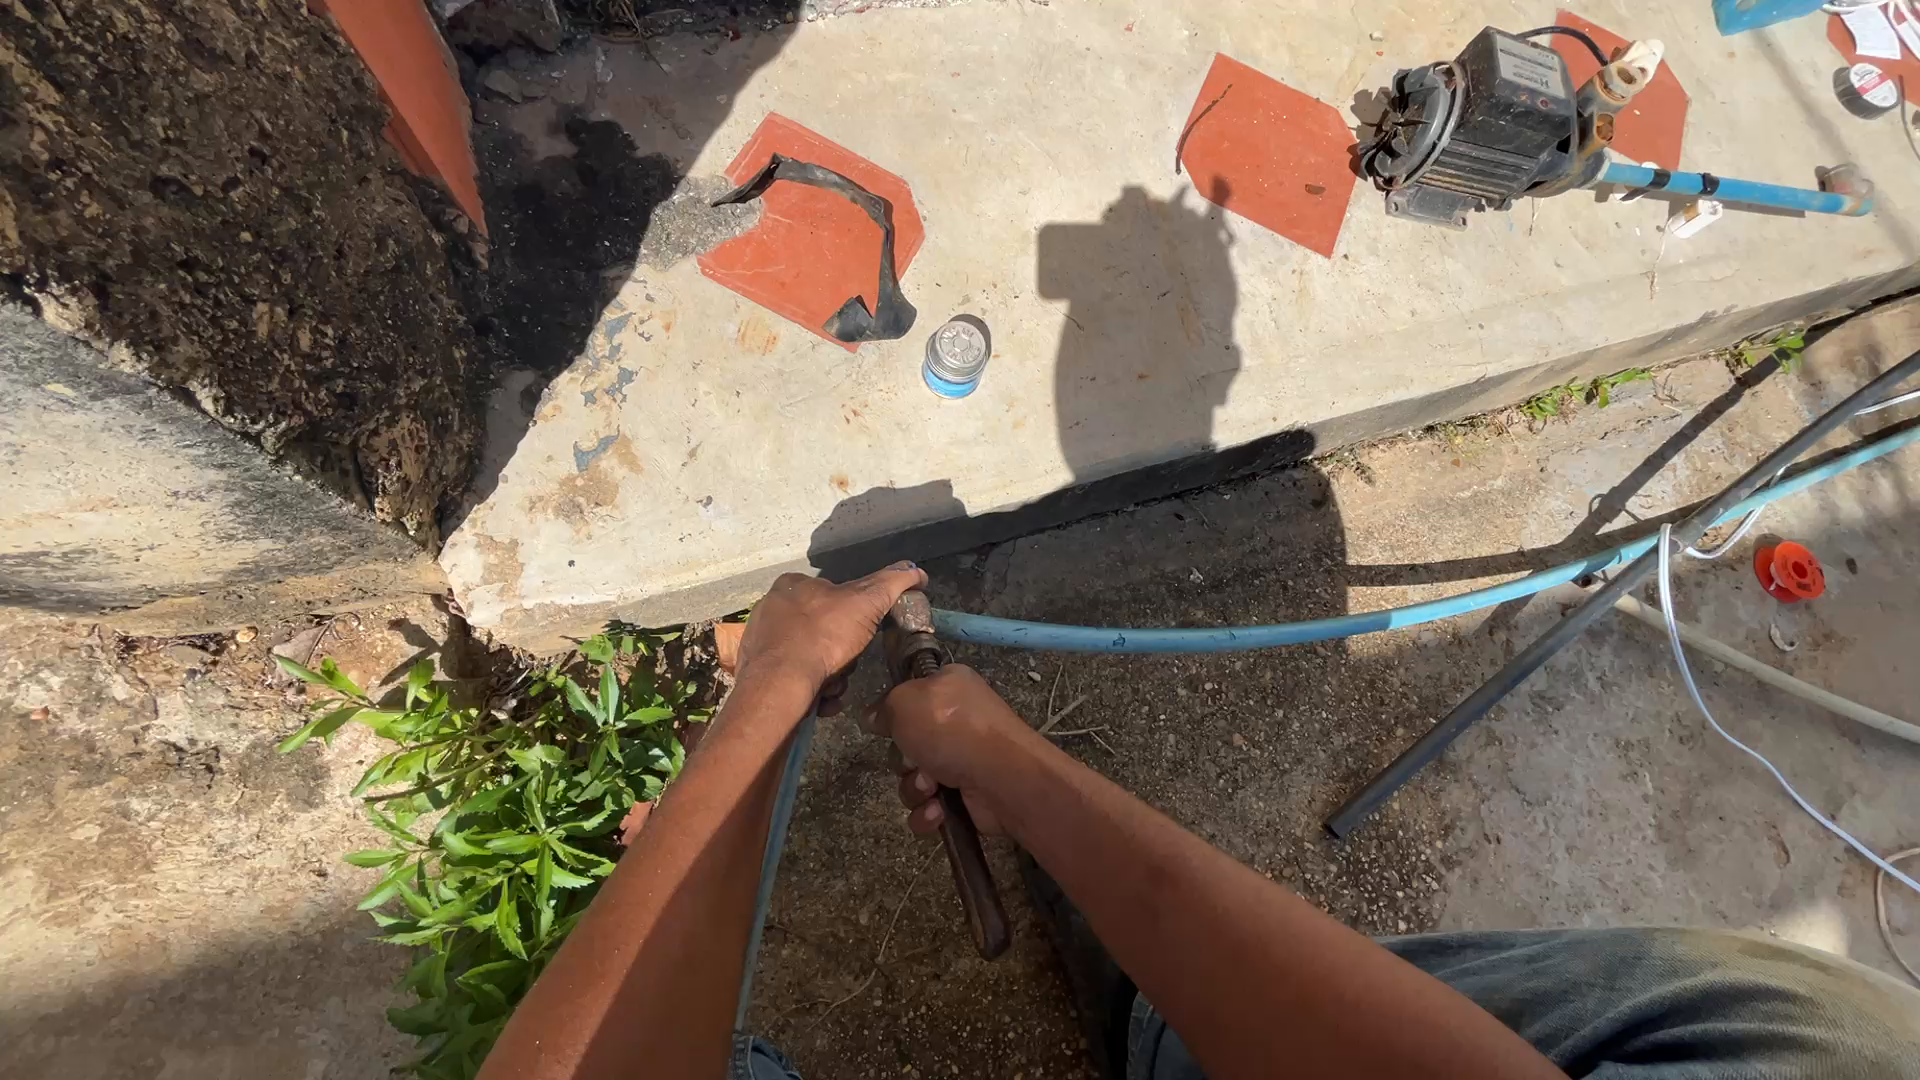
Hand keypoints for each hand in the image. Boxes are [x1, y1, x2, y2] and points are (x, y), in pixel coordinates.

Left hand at [734, 562, 928, 704]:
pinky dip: (813, 689)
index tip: (861, 632)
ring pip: (811, 656)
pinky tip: (821, 698)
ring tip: (833, 685)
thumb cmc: (823, 635)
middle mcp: (772, 609)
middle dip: (842, 652)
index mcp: (792, 585)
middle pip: (824, 629)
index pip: (831, 592)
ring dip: (831, 674)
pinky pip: (795, 678)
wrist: (780, 686)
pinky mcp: (758, 672)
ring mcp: (762, 642)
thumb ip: (892, 583)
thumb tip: (917, 570)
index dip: (852, 614)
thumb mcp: (866, 601)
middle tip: (847, 662)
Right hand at [874, 665, 1037, 836]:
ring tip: (932, 788)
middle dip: (904, 758)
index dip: (895, 711)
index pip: (911, 693)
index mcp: (949, 685)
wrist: (1003, 777)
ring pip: (914, 777)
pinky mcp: (966, 795)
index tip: (886, 724)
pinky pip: (928, 807)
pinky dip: (928, 812)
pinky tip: (938, 811)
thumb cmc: (953, 729)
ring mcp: (963, 758)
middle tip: (915, 759)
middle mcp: (957, 720)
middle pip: (907, 741)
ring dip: (914, 787)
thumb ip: (885, 706)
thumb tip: (873, 716)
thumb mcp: (906, 701)